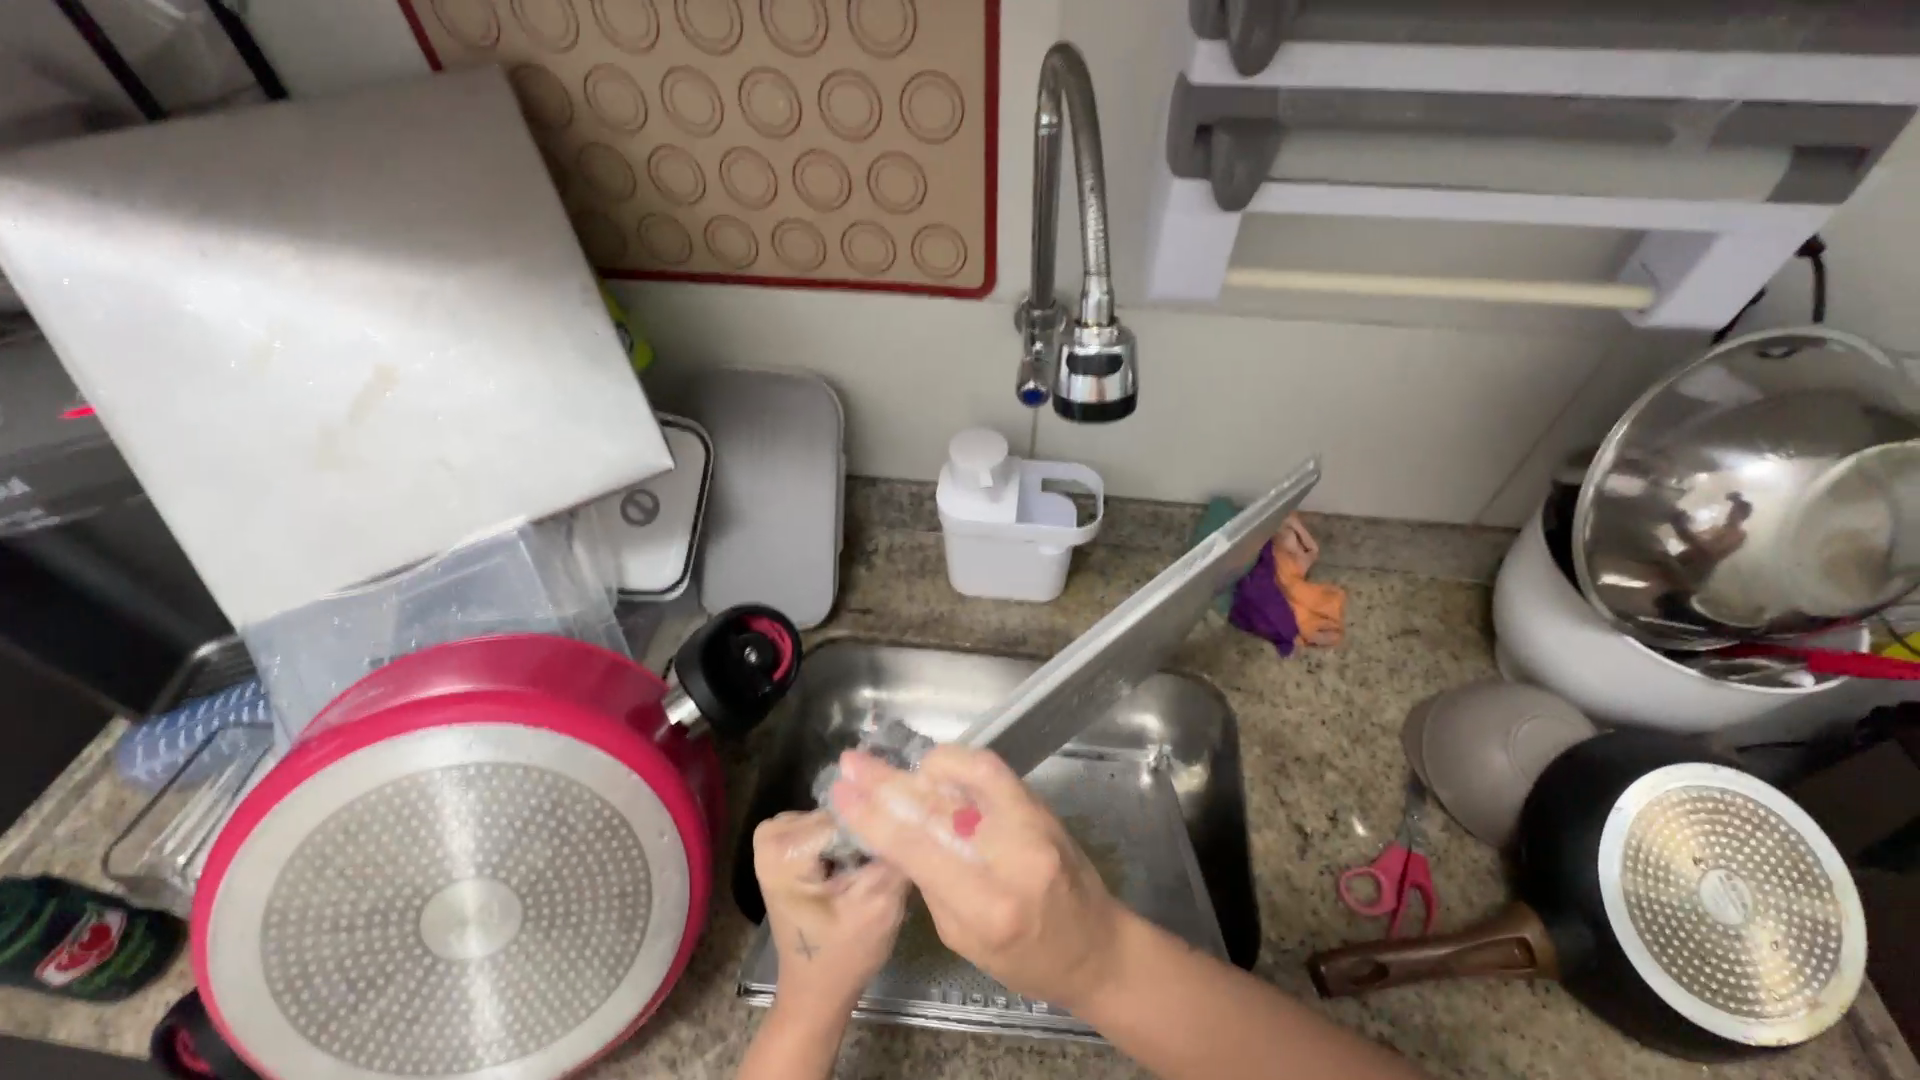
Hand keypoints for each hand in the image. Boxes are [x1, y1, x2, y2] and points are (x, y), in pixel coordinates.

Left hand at [752, 809, 909, 1010]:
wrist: (815, 990)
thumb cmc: (844, 955)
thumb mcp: (879, 905)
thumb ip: (893, 853)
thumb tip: (913, 808)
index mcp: (785, 847)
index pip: (853, 813)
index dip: (882, 833)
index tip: (902, 854)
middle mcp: (773, 832)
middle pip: (844, 812)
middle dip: (870, 834)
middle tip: (889, 866)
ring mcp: (775, 836)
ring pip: (841, 816)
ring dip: (862, 840)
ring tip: (875, 870)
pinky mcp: (785, 843)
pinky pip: (831, 826)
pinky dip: (849, 844)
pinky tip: (860, 868)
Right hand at [826, 745, 1125, 1008]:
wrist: (1098, 947)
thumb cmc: (1027, 961)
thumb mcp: (962, 938)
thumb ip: (930, 882)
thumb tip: (894, 831)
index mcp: (989, 906)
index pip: (919, 848)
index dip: (874, 816)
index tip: (842, 794)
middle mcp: (1015, 856)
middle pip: (939, 805)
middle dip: (888, 781)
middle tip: (853, 763)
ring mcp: (1035, 824)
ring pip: (971, 772)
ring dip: (924, 767)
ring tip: (891, 767)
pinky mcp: (1043, 806)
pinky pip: (993, 771)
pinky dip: (958, 765)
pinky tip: (933, 771)